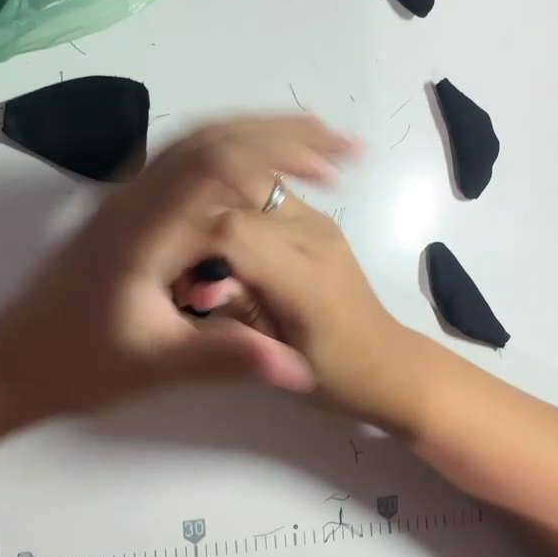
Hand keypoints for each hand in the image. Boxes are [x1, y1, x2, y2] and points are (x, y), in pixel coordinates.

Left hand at [0, 116, 354, 423]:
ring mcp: (122, 197)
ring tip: (307, 139)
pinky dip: (226, 147)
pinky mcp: (120, 208)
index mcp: (144, 228)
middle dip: (280, 131)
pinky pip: (180, 158)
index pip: (220, 164)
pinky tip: (250, 167)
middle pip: (212, 135)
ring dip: (253, 131)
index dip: (283, 155)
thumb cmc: (77, 365)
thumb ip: (227, 357)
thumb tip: (302, 368)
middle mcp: (133, 197)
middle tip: (339, 140)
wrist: (8, 362)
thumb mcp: (155, 366)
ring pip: (193, 139)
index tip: (334, 170)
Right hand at [192, 196, 431, 426]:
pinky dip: (235, 199)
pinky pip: (266, 190)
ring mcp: (318, 221)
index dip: (191, 242)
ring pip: (252, 181)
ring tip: (190, 233)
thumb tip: (196, 285)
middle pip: (239, 195)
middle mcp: (313, 236)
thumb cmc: (334, 375)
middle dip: (198, 216)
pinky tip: (215, 220)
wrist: (388, 364)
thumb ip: (240, 312)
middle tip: (178, 255)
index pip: (233, 230)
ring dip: (217, 198)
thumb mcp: (280, 356)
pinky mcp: (317, 218)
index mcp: (305, 277)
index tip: (169, 271)